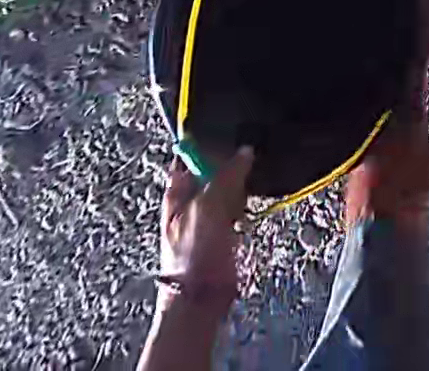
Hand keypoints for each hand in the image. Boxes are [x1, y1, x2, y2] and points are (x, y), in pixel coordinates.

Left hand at [158, 146, 252, 308]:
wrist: (202, 297)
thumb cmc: (194, 250)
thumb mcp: (208, 205)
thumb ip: (227, 174)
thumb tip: (246, 150)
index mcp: (177, 189)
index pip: (191, 153)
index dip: (208, 141)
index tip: (230, 132)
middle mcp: (191, 197)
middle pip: (214, 167)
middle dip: (231, 163)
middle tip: (245, 161)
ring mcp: (208, 212)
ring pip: (228, 184)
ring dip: (240, 183)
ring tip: (249, 183)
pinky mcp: (225, 226)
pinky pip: (237, 203)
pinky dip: (245, 200)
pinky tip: (251, 200)